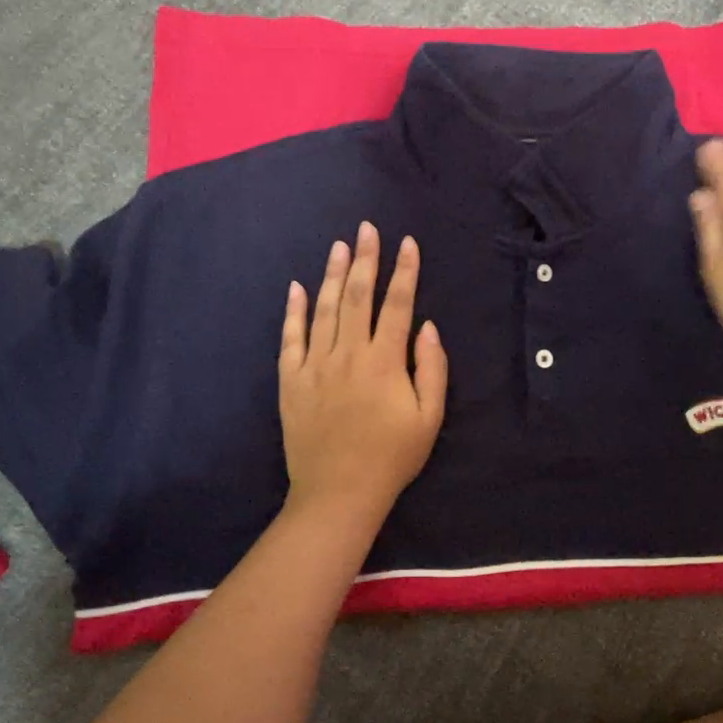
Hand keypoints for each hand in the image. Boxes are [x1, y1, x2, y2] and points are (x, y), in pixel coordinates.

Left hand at [279, 222, 447, 519]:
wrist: (338, 494)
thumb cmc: (392, 457)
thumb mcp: (430, 417)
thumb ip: (432, 368)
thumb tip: (426, 326)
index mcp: (385, 361)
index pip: (397, 304)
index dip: (405, 271)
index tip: (408, 243)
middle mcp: (348, 354)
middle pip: (357, 296)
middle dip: (365, 259)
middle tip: (368, 228)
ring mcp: (315, 366)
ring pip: (324, 309)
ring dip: (332, 274)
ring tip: (339, 246)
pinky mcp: (290, 381)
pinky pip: (289, 338)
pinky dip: (293, 311)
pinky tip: (296, 287)